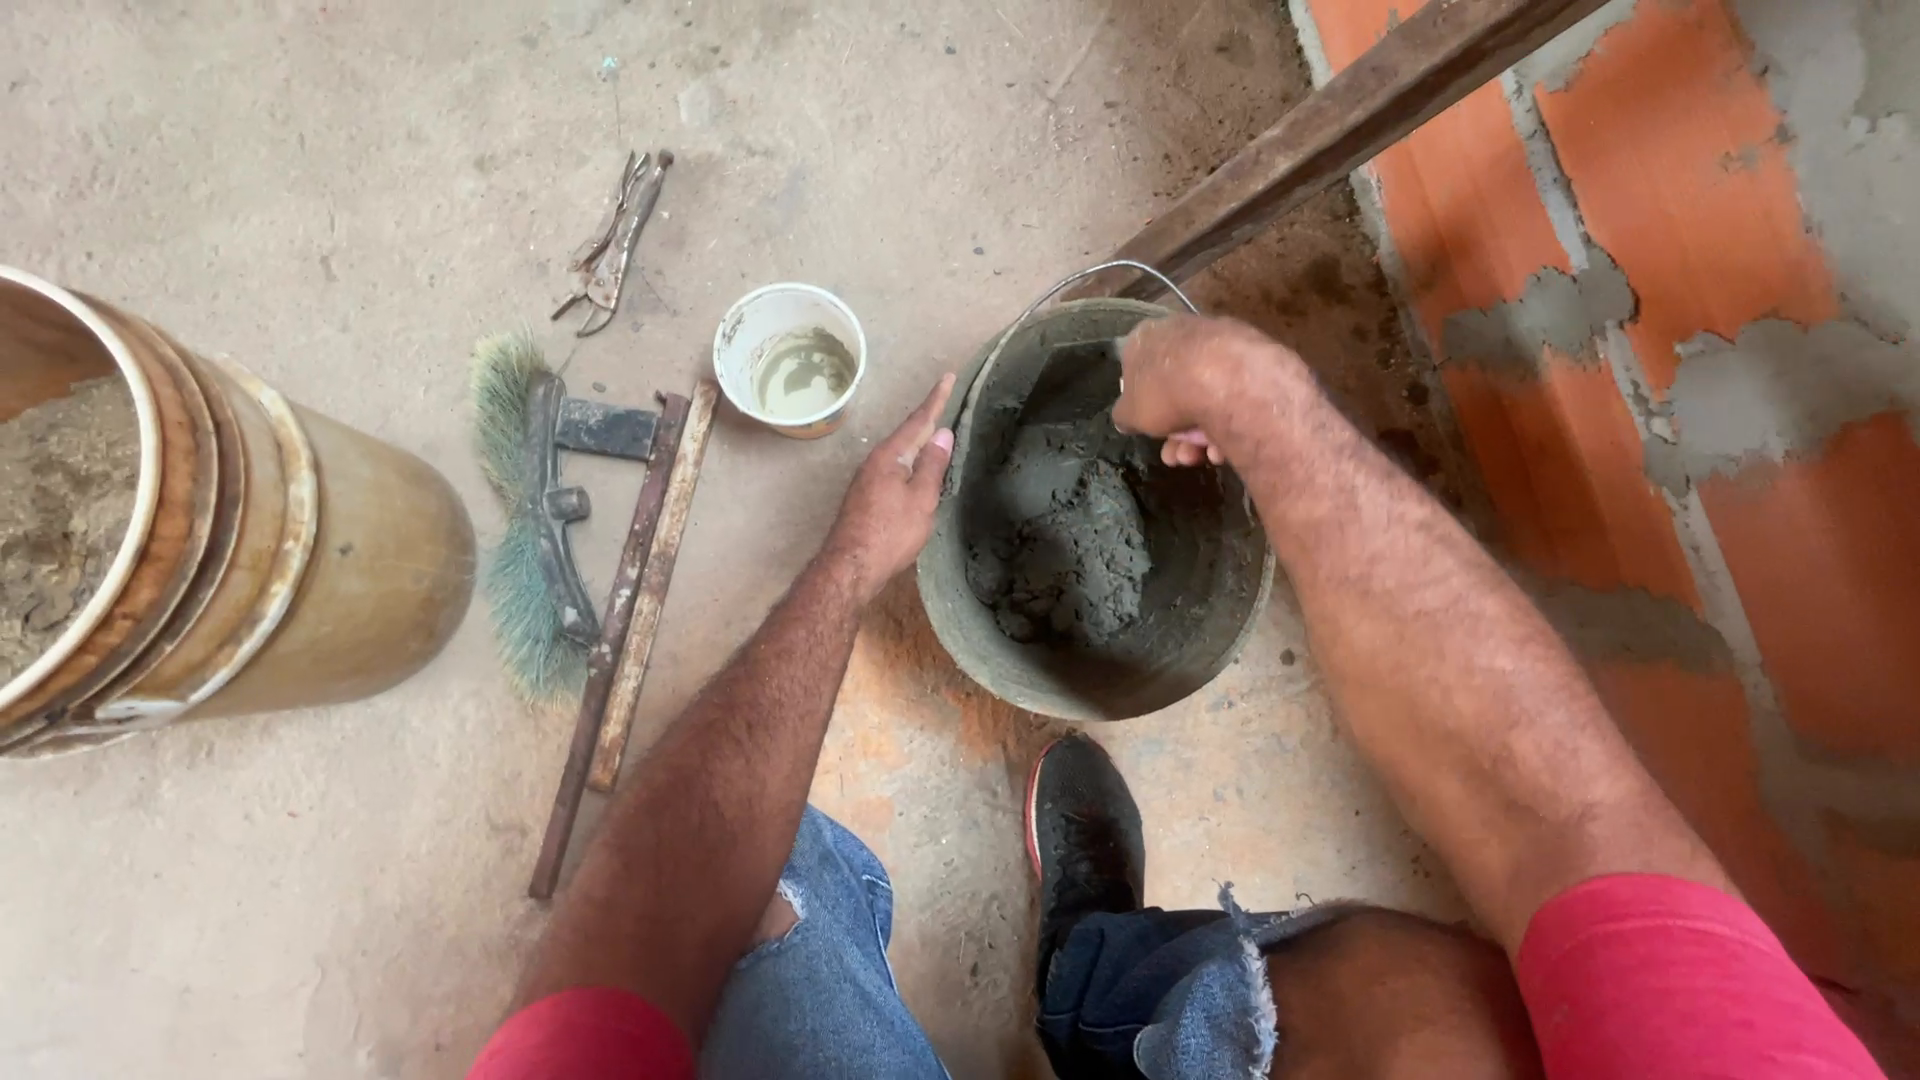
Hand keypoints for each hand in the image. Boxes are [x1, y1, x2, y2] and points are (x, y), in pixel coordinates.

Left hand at [822, 373, 955, 602]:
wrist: (851, 567)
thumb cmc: (890, 533)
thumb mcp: (921, 499)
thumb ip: (932, 466)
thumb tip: (942, 433)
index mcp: (890, 456)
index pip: (918, 421)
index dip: (936, 399)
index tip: (948, 377)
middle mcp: (875, 462)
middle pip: (906, 435)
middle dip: (927, 420)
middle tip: (945, 402)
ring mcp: (867, 480)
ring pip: (898, 454)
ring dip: (918, 443)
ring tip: (936, 436)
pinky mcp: (865, 498)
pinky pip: (893, 470)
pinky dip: (909, 463)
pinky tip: (915, 473)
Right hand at [1113, 315, 1304, 467]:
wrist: (1225, 379)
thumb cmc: (1164, 392)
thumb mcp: (1129, 413)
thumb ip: (1125, 414)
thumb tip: (1126, 417)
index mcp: (1145, 336)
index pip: (1136, 370)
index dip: (1142, 405)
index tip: (1150, 428)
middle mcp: (1181, 330)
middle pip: (1174, 388)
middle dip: (1174, 430)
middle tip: (1177, 454)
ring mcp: (1219, 339)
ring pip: (1203, 395)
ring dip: (1199, 434)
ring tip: (1200, 456)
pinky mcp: (1252, 353)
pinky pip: (1231, 392)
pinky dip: (1226, 419)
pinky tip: (1224, 445)